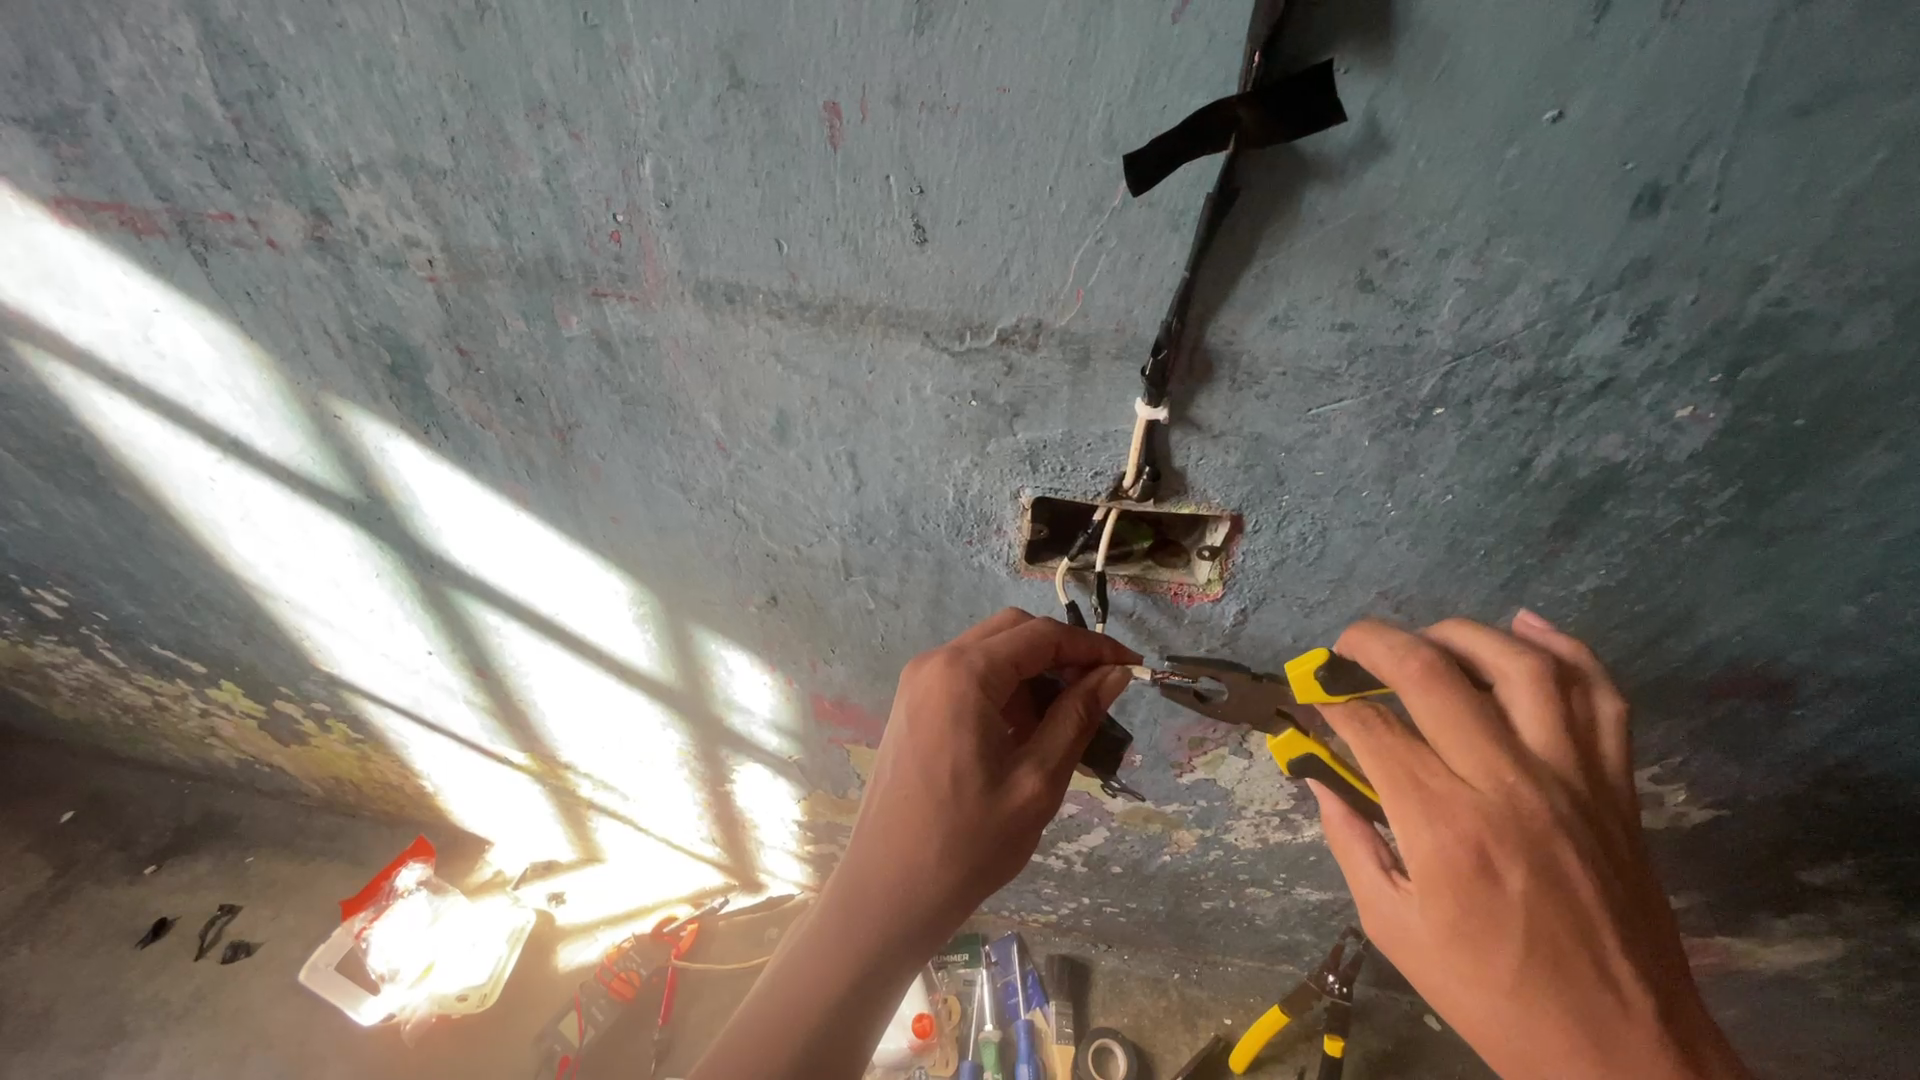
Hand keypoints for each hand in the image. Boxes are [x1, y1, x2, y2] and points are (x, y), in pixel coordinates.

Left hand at [828, 608, 1138, 950]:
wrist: (888, 889)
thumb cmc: (967, 842)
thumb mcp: (1037, 780)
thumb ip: (1077, 717)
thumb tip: (1116, 675)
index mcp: (964, 673)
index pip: (1040, 635)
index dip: (1092, 646)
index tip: (1133, 667)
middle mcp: (935, 663)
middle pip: (1012, 632)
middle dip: (1062, 654)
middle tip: (1101, 692)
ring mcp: (918, 683)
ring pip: (990, 653)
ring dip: (1034, 674)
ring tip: (1070, 719)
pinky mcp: (913, 706)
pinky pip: (968, 678)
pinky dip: (1005, 691)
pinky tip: (1030, 732)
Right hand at [1309, 612, 1747, 1079]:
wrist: (1620, 1047)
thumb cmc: (1489, 991)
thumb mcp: (1392, 926)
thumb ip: (1350, 841)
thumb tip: (1321, 779)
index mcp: (1442, 824)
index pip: (1371, 727)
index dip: (1329, 700)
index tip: (1308, 693)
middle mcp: (1507, 783)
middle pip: (1433, 675)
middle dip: (1375, 644)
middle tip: (1346, 644)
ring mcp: (1572, 778)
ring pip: (1520, 666)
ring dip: (1461, 633)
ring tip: (1423, 635)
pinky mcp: (1615, 787)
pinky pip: (1602, 697)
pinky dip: (1566, 648)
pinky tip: (1525, 626)